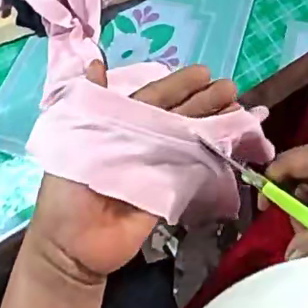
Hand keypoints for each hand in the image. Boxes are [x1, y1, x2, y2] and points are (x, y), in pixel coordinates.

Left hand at [23, 62, 237, 286]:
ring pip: (191, 139)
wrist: (71, 247)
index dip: (179, 85)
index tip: (205, 72)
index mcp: (123, 123)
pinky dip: (213, 159)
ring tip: (239, 111)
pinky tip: (231, 148)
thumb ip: (91, 101)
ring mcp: (159, 166)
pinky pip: (194, 172)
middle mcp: (145, 139)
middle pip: (179, 116)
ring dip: (214, 125)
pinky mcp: (169, 194)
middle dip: (205, 101)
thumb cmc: (68, 187)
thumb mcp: (74, 136)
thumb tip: (95, 60)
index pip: (155, 97)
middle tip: (231, 88)